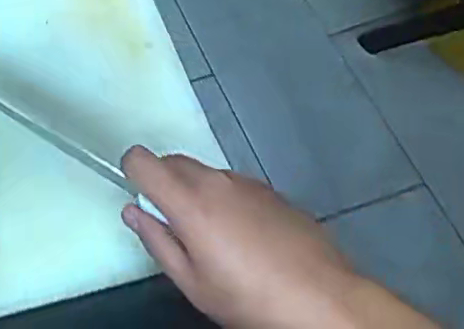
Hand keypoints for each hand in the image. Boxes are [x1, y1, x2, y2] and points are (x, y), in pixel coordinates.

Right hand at [120, 147, 435, 328]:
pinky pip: (234, 185)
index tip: (144, 201)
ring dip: (199, 192)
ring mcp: (243, 181)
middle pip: (170, 161)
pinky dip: (229, 201)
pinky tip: (251, 240)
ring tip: (221, 239)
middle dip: (166, 185)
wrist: (330, 305)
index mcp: (187, 200)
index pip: (139, 158)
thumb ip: (156, 242)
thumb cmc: (254, 300)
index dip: (133, 173)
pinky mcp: (270, 190)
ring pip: (203, 173)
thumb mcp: (195, 286)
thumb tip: (133, 212)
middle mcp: (212, 179)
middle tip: (181, 229)